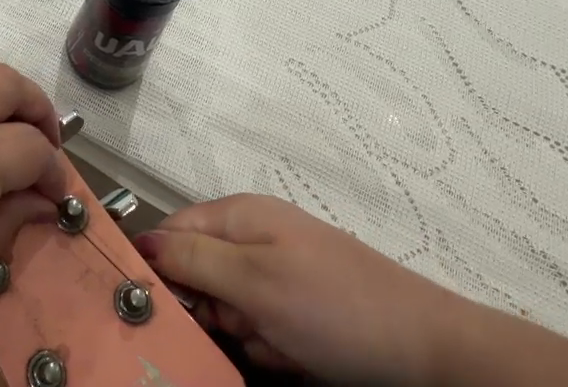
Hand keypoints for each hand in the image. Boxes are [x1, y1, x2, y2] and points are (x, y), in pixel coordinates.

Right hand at [135, 193, 468, 386]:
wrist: (428, 350)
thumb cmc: (333, 307)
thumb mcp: (254, 282)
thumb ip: (192, 258)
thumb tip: (138, 242)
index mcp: (238, 214)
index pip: (170, 231)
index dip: (164, 268)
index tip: (177, 307)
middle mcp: (254, 234)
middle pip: (198, 272)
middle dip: (215, 309)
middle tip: (245, 325)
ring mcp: (281, 269)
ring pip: (229, 305)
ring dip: (247, 332)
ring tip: (280, 343)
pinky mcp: (302, 302)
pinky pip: (263, 323)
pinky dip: (274, 343)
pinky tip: (297, 353)